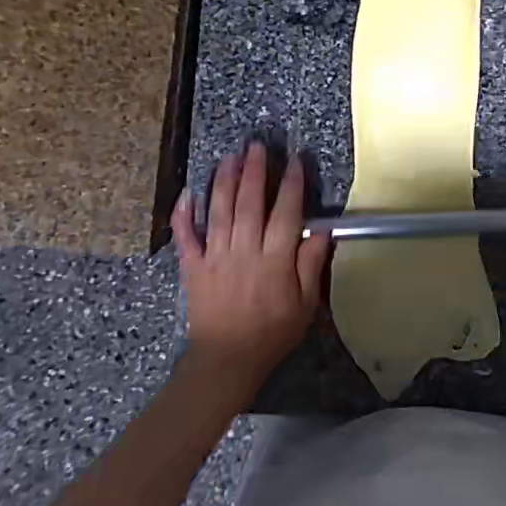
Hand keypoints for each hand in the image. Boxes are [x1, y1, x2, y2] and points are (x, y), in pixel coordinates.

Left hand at [172, 141, 332, 389]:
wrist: (227, 359)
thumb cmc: (272, 332)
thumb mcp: (305, 304)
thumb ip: (311, 265)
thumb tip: (322, 231)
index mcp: (274, 260)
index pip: (286, 213)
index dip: (292, 184)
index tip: (296, 161)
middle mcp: (244, 250)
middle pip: (249, 203)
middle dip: (254, 171)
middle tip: (257, 145)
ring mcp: (215, 256)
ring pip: (218, 210)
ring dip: (223, 180)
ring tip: (230, 156)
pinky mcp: (193, 266)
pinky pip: (185, 236)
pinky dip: (184, 213)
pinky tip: (188, 192)